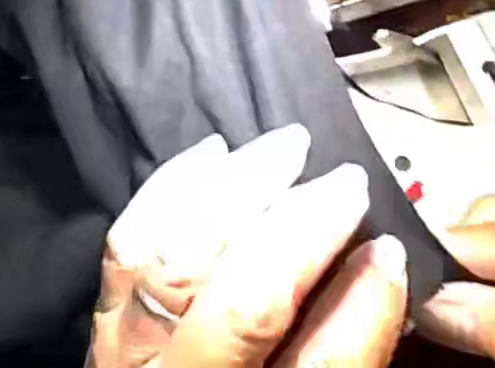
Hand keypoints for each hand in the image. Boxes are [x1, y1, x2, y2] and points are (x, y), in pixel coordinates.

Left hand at [88, 124, 408, 367]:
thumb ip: (340, 350)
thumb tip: (378, 265)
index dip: (361, 309)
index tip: (390, 249)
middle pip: (243, 300)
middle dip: (300, 227)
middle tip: (346, 180)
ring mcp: (128, 346)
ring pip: (180, 251)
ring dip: (239, 187)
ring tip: (285, 148)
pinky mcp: (104, 311)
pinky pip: (131, 236)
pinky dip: (175, 185)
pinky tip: (213, 152)